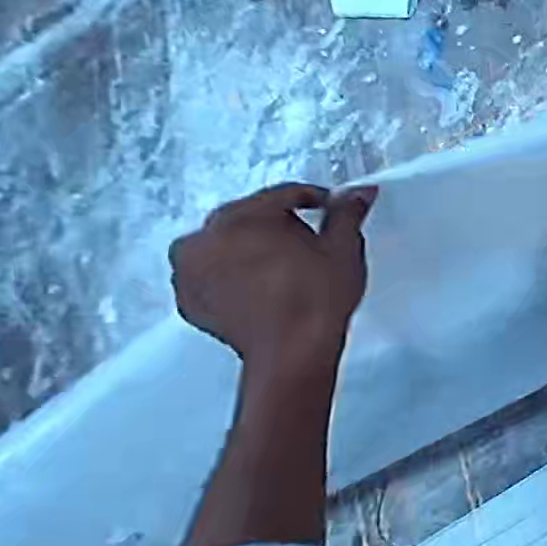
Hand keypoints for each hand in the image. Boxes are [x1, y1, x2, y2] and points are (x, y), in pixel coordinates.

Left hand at [169, 182, 376, 378]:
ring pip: (226, 242)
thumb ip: (348, 212)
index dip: (315, 198)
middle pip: (249, 215)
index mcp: (244, 217)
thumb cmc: (315, 300)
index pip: (283, 193)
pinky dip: (234, 272)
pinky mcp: (189, 298)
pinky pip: (212, 271)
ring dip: (252, 246)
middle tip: (310, 240)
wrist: (292, 352)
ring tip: (285, 264)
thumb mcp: (344, 247)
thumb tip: (357, 193)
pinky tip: (263, 284)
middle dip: (279, 222)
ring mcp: (190, 270)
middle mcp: (207, 238)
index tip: (330, 208)